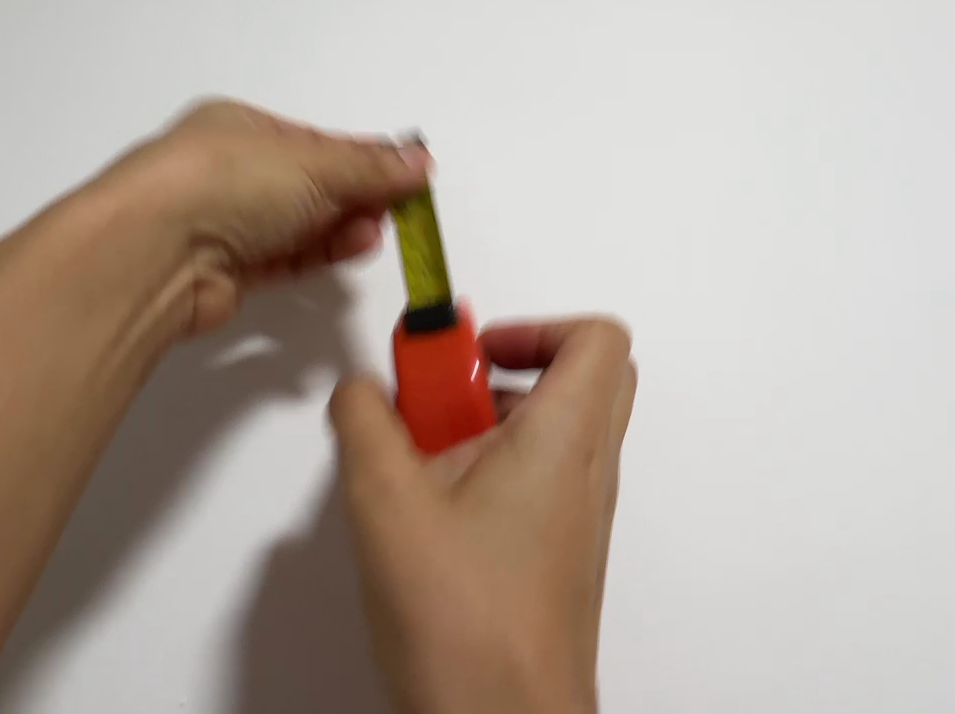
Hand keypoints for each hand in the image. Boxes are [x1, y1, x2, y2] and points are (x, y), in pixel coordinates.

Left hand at [99, 99, 430, 335]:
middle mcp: (229, 172)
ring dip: (341, 226)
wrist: (153, 252)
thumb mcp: (313, 162)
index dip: (362, 158)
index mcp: (239, 127)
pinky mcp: (225, 272)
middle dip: (355, 195)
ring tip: (377, 231)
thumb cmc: (232, 180)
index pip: (314, 142)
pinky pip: (284, 258)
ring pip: (298, 224)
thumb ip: (370, 166)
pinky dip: (320, 253)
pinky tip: (355, 247)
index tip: (406, 175)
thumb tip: (422, 160)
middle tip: (397, 208)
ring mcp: (223, 223)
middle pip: (309, 184)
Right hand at [330, 318, 636, 713]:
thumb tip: (359, 390)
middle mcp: (586, 469)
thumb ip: (364, 421)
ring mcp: (577, 512)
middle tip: (446, 395)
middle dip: (503, 367)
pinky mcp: (555, 547)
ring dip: (485, 420)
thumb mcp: (385, 499)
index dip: (533, 327)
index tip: (467, 355)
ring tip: (422, 458)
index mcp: (566, 438)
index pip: (595, 338)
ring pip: (548, 426)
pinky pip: (534, 473)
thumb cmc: (466, 627)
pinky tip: (429, 508)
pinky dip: (486, 465)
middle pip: (576, 375)